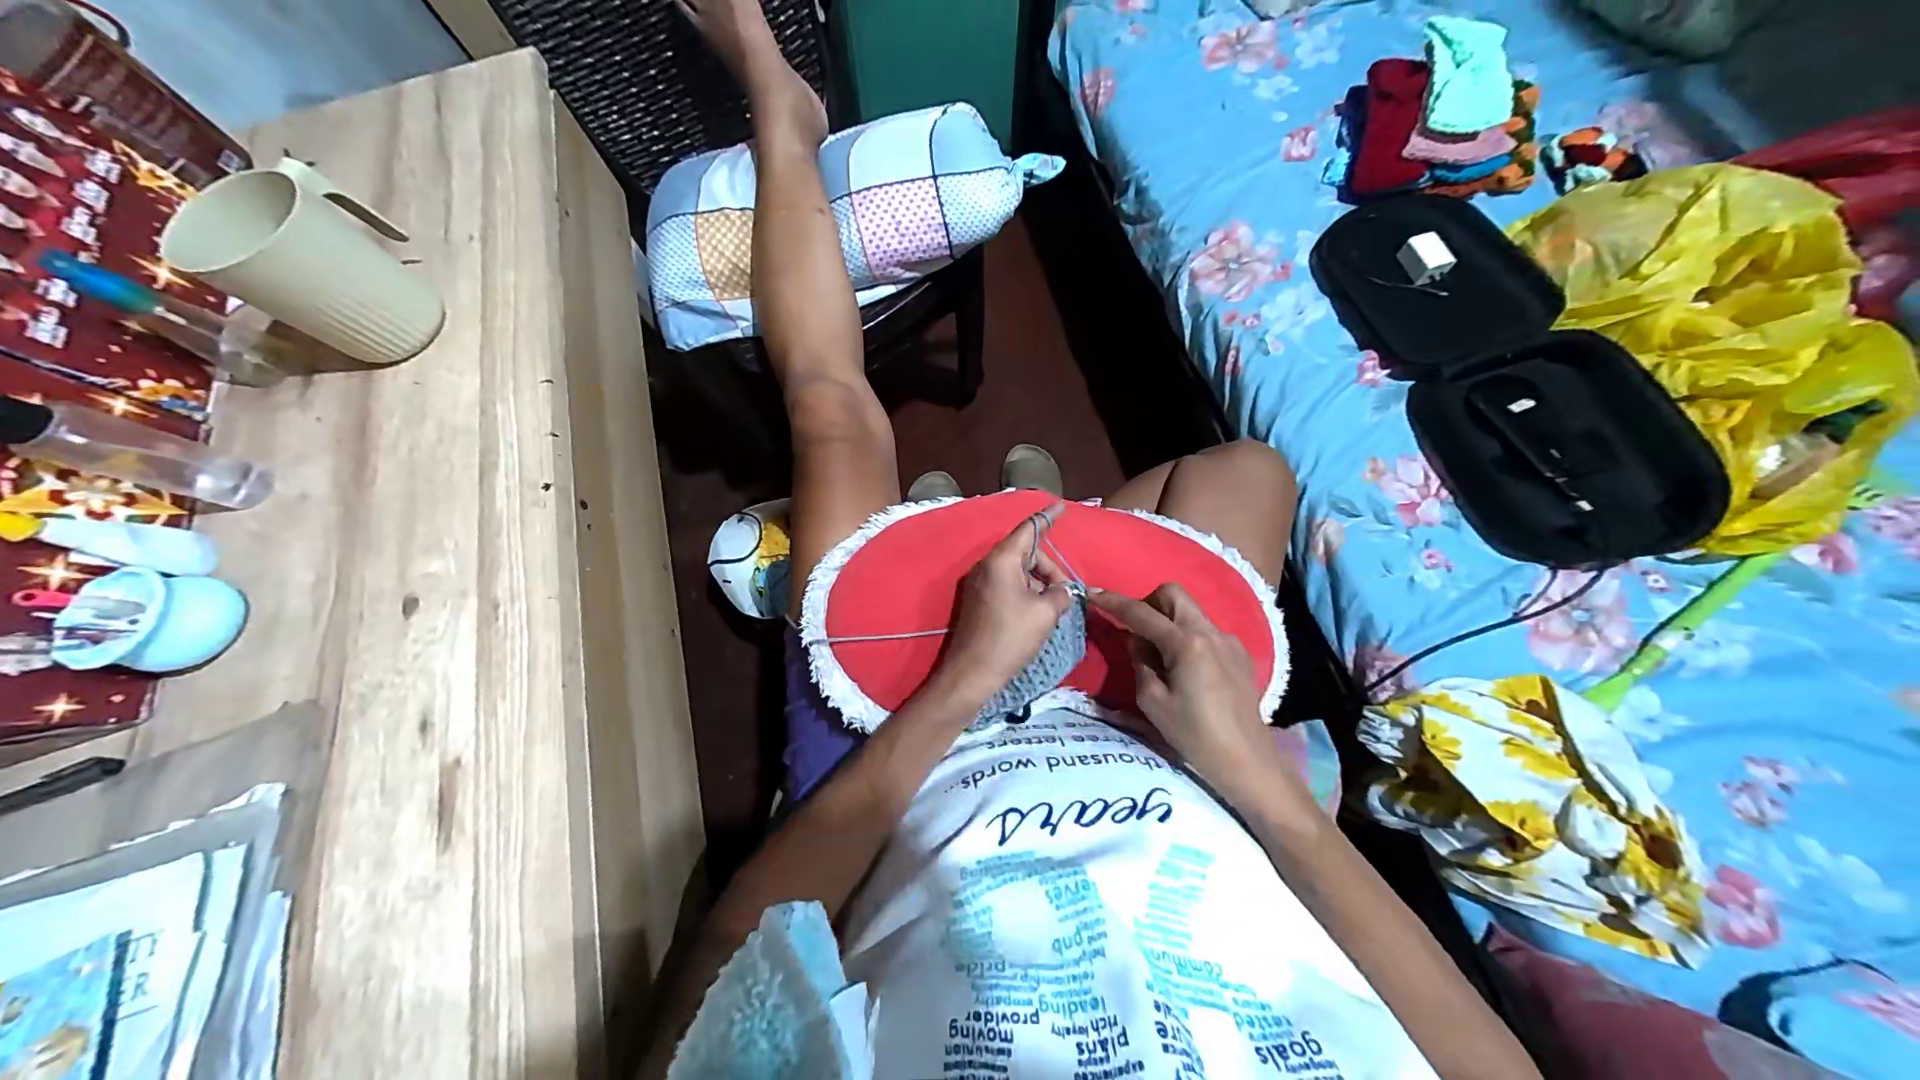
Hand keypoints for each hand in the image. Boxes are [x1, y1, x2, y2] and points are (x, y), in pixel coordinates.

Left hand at [935, 503, 1074, 704]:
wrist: (973, 671)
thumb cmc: (1010, 637)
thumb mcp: (1045, 614)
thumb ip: (1059, 594)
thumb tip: (1061, 592)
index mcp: (1002, 560)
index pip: (1029, 529)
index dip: (1047, 518)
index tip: (1061, 507)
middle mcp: (987, 566)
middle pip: (1025, 552)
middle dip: (1048, 566)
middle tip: (1064, 591)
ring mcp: (980, 583)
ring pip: (1017, 570)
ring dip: (1038, 582)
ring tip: (1053, 606)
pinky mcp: (979, 600)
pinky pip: (1007, 584)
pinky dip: (1026, 591)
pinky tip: (1038, 612)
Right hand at [1087, 584, 1295, 806]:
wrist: (1247, 760)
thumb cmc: (1194, 735)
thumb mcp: (1152, 701)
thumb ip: (1139, 662)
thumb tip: (1136, 640)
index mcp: (1186, 643)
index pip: (1142, 613)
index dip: (1114, 602)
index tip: (1092, 593)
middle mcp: (1210, 632)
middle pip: (1173, 594)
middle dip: (1148, 602)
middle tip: (1136, 630)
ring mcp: (1228, 640)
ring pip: (1190, 610)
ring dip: (1168, 620)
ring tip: (1159, 655)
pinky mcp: (1239, 653)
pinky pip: (1205, 630)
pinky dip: (1187, 636)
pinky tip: (1186, 669)